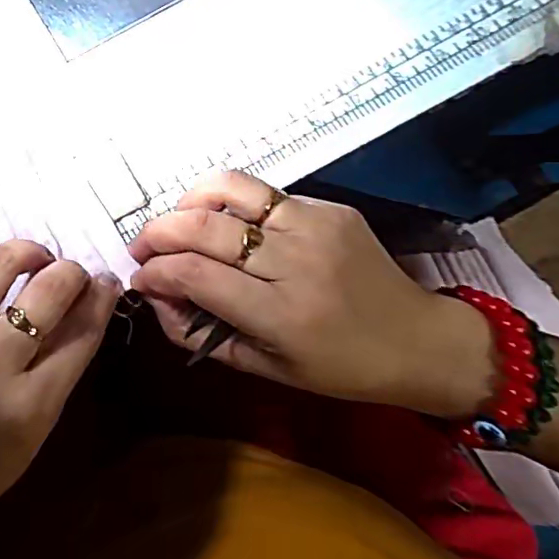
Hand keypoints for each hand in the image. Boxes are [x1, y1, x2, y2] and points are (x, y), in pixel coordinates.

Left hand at [0, 237, 118, 558]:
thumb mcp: (37, 427)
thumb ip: (65, 365)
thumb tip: (92, 303)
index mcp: (30, 402)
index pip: (83, 330)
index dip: (102, 296)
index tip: (106, 281)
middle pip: (49, 292)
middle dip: (73, 272)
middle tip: (72, 276)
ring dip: (28, 251)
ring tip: (37, 259)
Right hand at [128, 171, 493, 417]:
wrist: (417, 339)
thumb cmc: (339, 368)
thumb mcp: (265, 367)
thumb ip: (202, 334)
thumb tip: (158, 296)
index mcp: (281, 314)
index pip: (194, 275)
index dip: (154, 273)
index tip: (141, 278)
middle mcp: (295, 261)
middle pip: (203, 226)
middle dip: (158, 233)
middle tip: (144, 248)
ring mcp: (315, 225)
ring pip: (231, 190)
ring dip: (190, 201)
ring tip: (179, 221)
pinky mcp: (329, 207)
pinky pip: (265, 194)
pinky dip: (232, 206)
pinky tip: (229, 225)